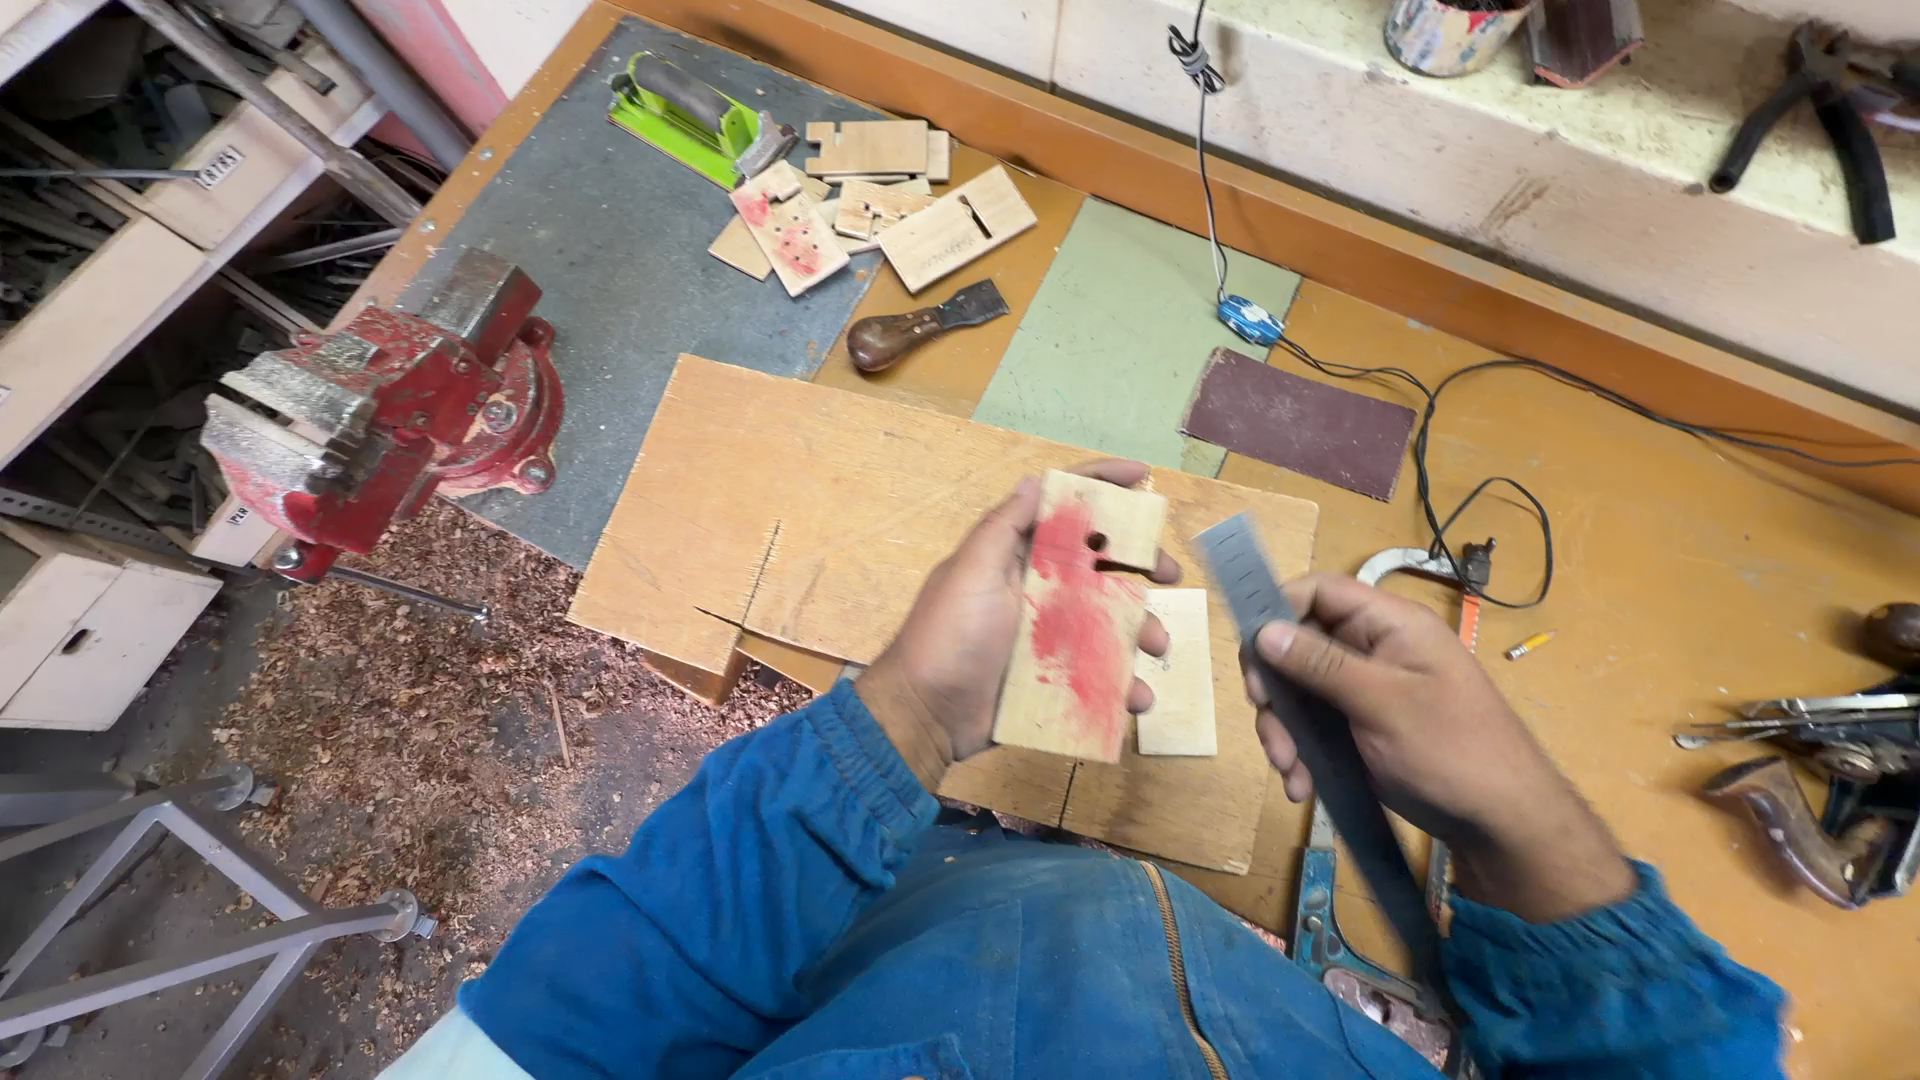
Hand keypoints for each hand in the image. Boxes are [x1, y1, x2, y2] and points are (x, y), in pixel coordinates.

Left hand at [857, 460, 1180, 789]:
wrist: (928, 713)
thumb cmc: (950, 634)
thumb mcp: (972, 570)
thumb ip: (1005, 526)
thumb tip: (1036, 480)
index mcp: (1018, 555)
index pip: (1062, 506)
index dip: (1100, 483)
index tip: (1142, 476)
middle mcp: (1038, 587)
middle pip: (1100, 561)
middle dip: (1141, 562)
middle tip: (1171, 573)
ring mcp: (1049, 633)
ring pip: (1110, 619)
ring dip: (1141, 628)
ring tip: (1155, 646)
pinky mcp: (1054, 676)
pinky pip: (1101, 672)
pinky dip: (1124, 683)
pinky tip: (1136, 696)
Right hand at [1244, 573, 1633, 921]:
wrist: (1502, 826)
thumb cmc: (1454, 751)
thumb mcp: (1385, 703)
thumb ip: (1322, 664)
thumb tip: (1264, 630)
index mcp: (1388, 625)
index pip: (1319, 591)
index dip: (1278, 608)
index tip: (1253, 647)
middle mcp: (1370, 649)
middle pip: (1294, 643)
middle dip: (1273, 685)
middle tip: (1264, 713)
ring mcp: (1359, 689)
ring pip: (1294, 689)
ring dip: (1281, 727)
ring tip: (1288, 767)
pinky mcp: (1353, 725)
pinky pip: (1308, 724)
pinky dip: (1297, 751)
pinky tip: (1301, 783)